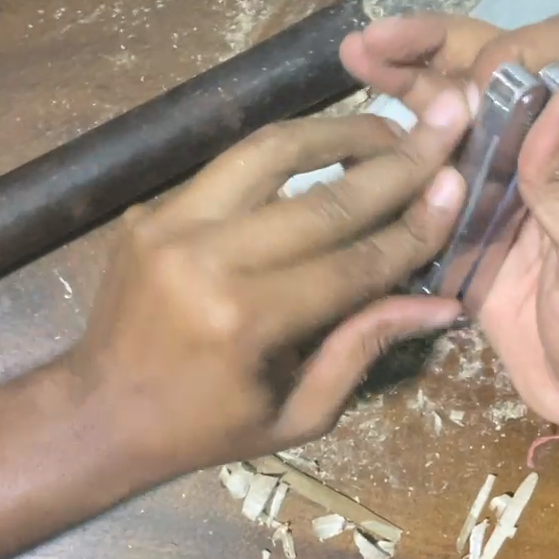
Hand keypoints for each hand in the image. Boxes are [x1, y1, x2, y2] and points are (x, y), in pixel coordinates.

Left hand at [66, 92, 470, 475]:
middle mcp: (208, 259)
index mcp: (246, 322)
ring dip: (338, 133)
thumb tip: (441, 306)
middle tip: (443, 129)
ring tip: (388, 128)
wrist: (100, 411)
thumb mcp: (297, 414)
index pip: (352, 264)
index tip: (458, 190)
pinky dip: (287, 153)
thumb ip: (364, 349)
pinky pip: (233, 167)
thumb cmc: (206, 429)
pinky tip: (326, 149)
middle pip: (321, 199)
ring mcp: (171, 224)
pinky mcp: (152, 210)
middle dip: (394, 165)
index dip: (413, 229)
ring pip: (271, 152)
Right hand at [342, 14, 558, 442]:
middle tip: (367, 45)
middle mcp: (541, 165)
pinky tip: (362, 153)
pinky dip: (401, 168)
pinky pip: (432, 196)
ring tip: (355, 69)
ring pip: (454, 131)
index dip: (513, 53)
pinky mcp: (470, 245)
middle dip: (435, 51)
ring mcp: (502, 204)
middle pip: (491, 83)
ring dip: (409, 96)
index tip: (471, 82)